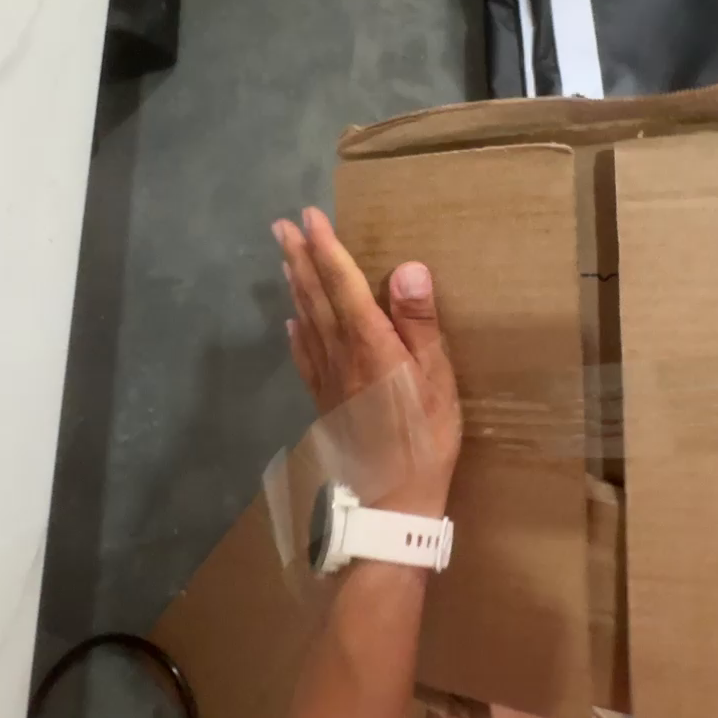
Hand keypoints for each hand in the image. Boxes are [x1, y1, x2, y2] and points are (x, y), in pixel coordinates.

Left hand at [274, 207, 461, 518]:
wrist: (391, 500)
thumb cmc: (424, 438)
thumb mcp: (436, 379)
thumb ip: (419, 324)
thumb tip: (407, 267)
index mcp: (369, 342)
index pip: (342, 283)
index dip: (326, 248)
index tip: (310, 216)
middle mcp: (340, 352)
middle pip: (315, 296)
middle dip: (299, 257)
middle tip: (281, 226)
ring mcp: (328, 377)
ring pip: (305, 319)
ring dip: (294, 284)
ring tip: (284, 257)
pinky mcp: (325, 399)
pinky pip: (304, 354)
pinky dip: (296, 331)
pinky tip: (291, 321)